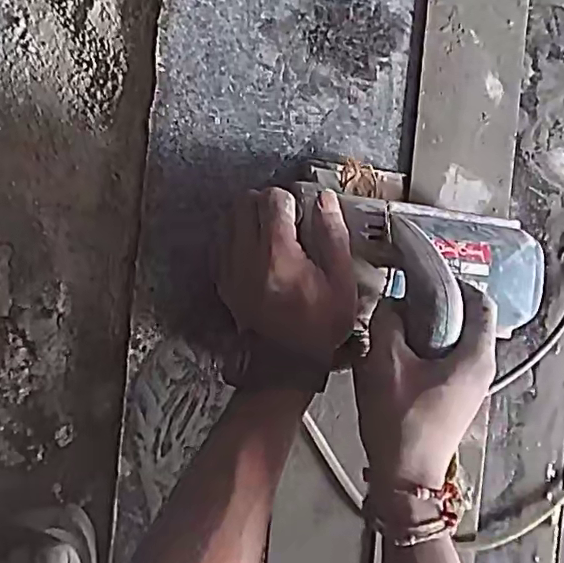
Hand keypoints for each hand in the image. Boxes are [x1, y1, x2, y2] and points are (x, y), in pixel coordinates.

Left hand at [218, 187, 356, 361]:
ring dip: (249, 218)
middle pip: (245, 202)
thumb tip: (324, 199)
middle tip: (286, 221)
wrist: (284, 364)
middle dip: (267, 203)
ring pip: (229, 218)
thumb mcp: (342, 283)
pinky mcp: (221, 280)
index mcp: (278, 254)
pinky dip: (237, 238)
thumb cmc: (319, 325)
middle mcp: (246, 257)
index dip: (292, 200)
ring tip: (271, 236)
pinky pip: (221, 242)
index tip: (303, 217)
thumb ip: (333, 236)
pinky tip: (256, 252)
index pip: (273, 199)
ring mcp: (229, 269)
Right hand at [355, 282, 496, 489]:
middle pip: (464, 320)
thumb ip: (387, 320)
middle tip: (398, 301)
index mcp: (476, 356)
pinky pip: (443, 361)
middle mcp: (481, 369)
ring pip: (451, 341)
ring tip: (392, 327)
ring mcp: (470, 387)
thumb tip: (391, 302)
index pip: (479, 300)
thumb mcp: (384, 362)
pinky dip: (422, 350)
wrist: (404, 478)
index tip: (419, 276)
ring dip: (423, 329)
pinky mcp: (453, 399)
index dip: (450, 280)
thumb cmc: (399, 420)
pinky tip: (394, 356)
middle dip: (431, 305)